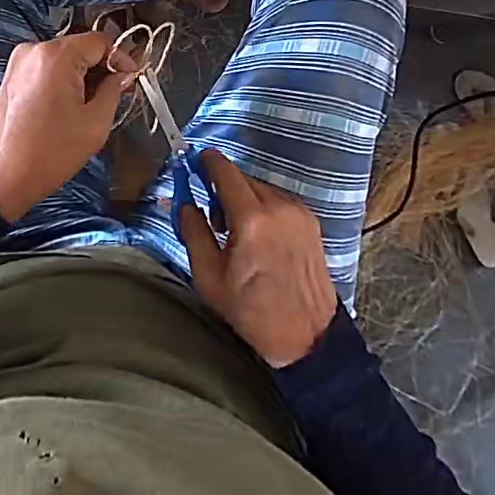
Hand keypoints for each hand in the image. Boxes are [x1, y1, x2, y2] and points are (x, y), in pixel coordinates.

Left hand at [0, 32, 131, 221]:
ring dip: (82, 74)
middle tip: (115, 92)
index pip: (100, 40)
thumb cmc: (46, 154)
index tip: (129, 76)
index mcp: (57, 56)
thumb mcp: (95, 123)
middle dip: (101, 67)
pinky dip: (62, 79)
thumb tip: (121, 76)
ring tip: (89, 104)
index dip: (120, 57)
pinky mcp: (13, 75)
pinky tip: (67, 106)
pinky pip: (47, 67)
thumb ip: (114, 90)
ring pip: (65, 57)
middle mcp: (35, 50)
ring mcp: (20, 61)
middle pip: (81, 46)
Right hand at [178, 149, 337, 366]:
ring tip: (238, 232)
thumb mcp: (210, 278)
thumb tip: (183, 203)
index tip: (197, 158)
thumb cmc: (253, 311)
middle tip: (213, 216)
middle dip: (224, 188)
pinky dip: (264, 208)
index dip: (208, 161)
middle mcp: (278, 207)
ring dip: (245, 198)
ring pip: (261, 189)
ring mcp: (298, 212)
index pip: (226, 172)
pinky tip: (260, 236)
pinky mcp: (310, 220)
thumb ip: (193, 233)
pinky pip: (279, 201)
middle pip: (243, 179)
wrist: (307, 336)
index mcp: (251, 220)